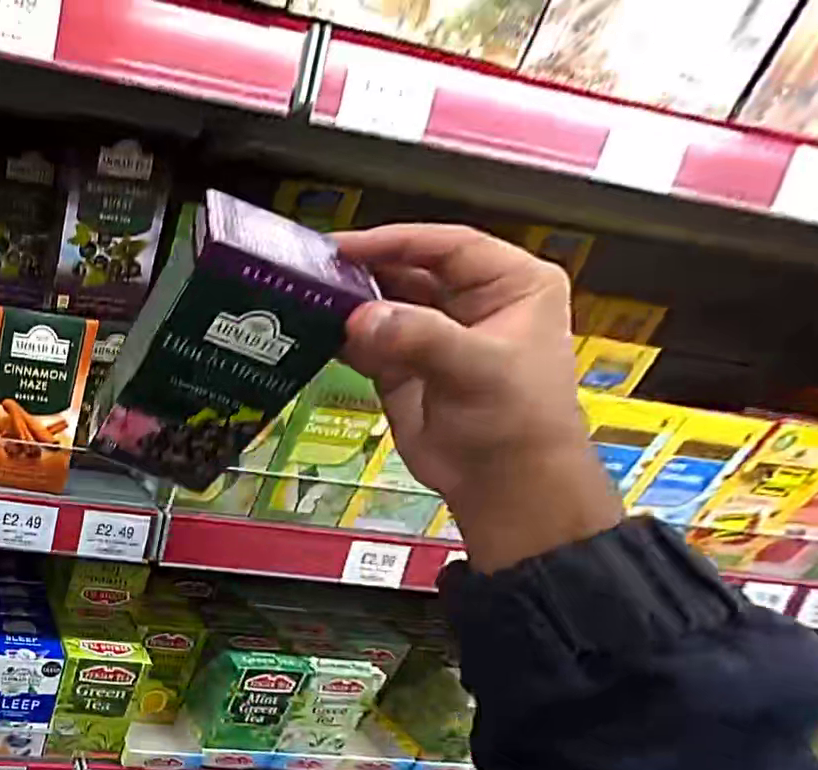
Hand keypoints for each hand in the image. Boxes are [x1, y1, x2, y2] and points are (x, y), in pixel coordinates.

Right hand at [333, 224, 622, 572]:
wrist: (500, 479)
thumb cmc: (513, 418)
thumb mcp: (477, 369)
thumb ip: (420, 338)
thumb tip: (358, 318)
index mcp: (507, 286)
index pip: (447, 247)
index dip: (396, 241)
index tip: (343, 247)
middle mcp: (466, 304)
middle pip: (408, 272)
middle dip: (364, 270)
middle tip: (312, 269)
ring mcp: (428, 336)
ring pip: (382, 305)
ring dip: (347, 303)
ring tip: (304, 298)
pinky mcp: (398, 368)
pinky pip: (364, 343)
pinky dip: (339, 338)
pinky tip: (311, 332)